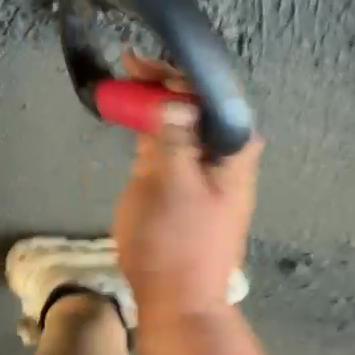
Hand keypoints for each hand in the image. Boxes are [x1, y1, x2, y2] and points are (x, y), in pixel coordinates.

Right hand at [111, 56, 262, 325]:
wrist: (171, 292)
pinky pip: (154, 133)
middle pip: (192, 105)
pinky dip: (139, 115)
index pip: (216, 103)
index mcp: (231, 157)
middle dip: (164, 80)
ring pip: (172, 116)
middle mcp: (213, 154)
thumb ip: (175, 141)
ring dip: (149, 94)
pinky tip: (123, 102)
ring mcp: (187, 163)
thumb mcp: (178, 187)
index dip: (186, 79)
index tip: (151, 66)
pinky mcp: (162, 172)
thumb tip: (176, 100)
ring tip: (123, 73)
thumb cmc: (181, 242)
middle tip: (130, 61)